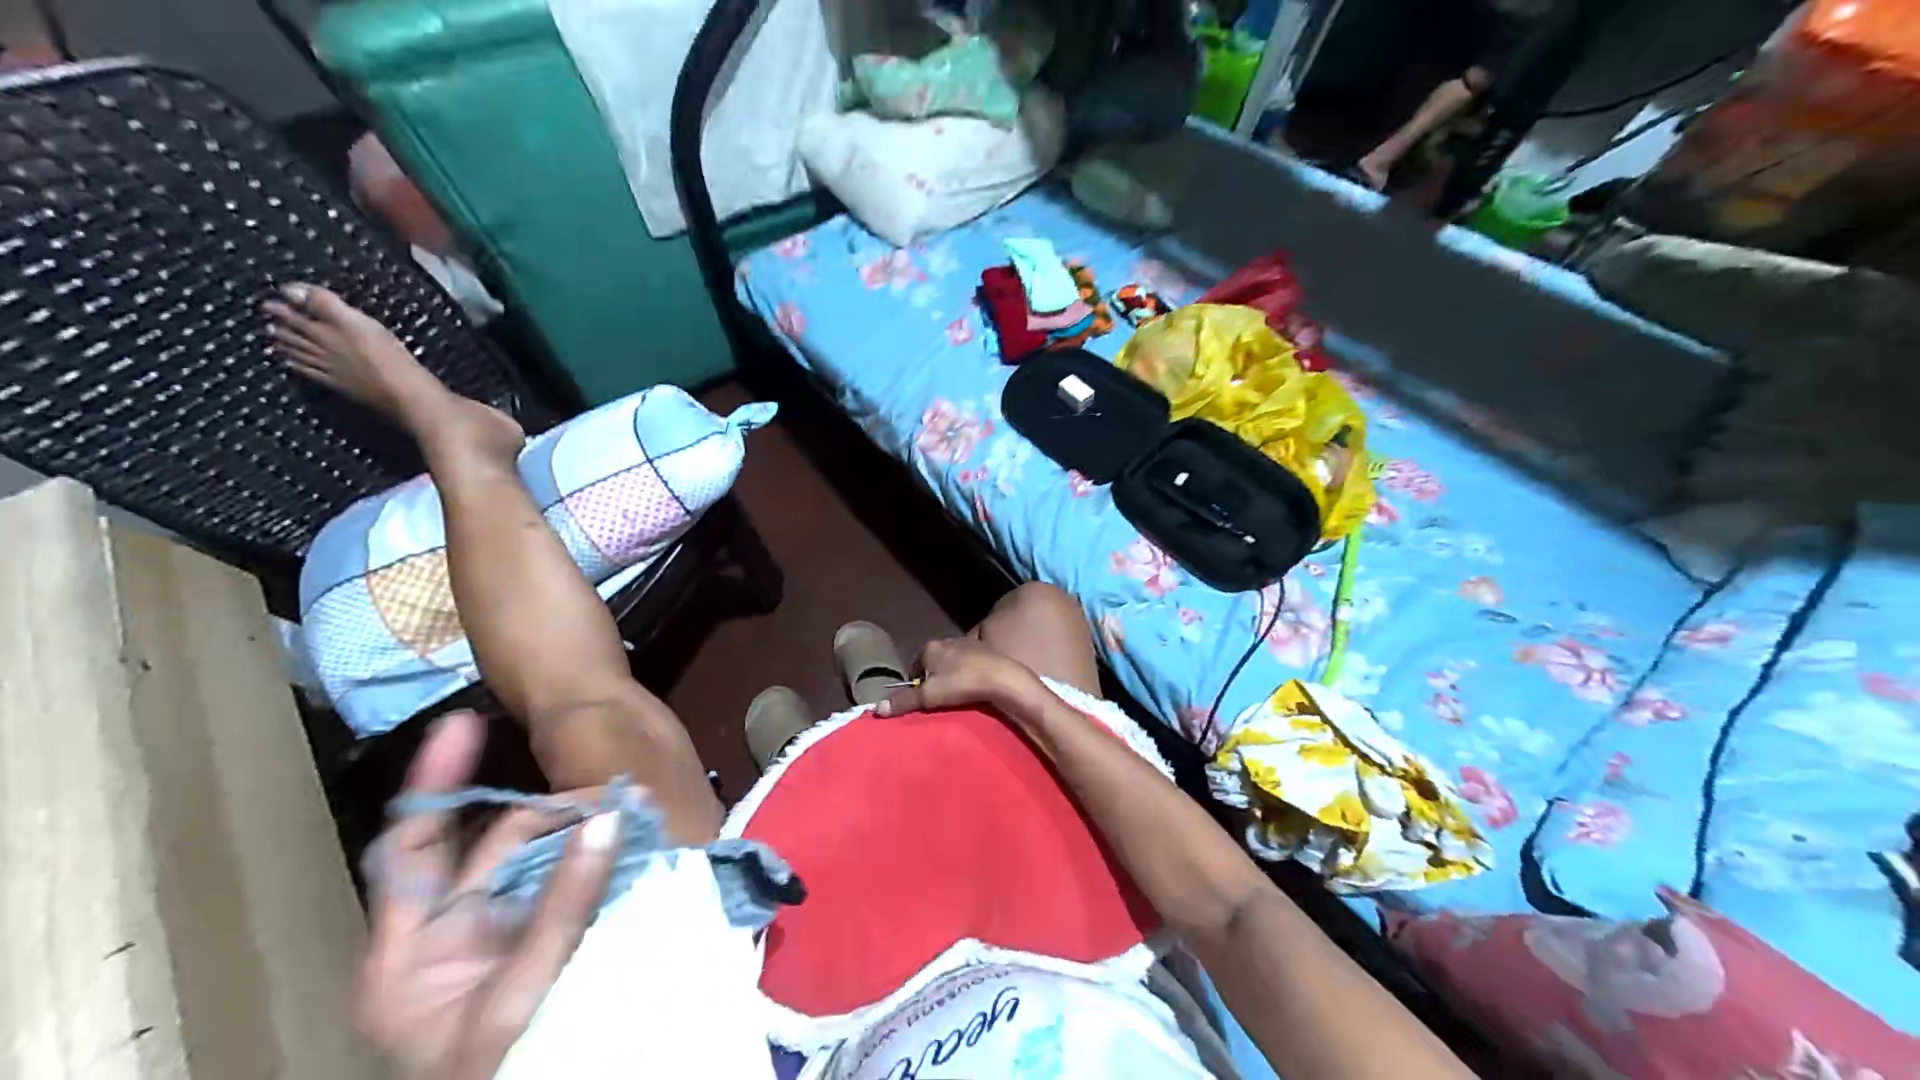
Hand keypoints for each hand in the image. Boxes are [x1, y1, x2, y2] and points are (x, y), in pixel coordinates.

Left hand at [357, 711, 620, 1078]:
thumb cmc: (506, 1067)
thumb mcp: (520, 995)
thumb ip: (563, 906)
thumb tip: (608, 814)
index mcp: (408, 951)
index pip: (412, 845)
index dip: (434, 781)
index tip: (465, 721)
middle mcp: (454, 926)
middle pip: (498, 842)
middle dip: (552, 814)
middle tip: (616, 795)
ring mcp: (504, 926)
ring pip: (543, 854)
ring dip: (584, 831)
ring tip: (632, 813)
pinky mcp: (548, 929)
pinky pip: (573, 875)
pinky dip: (599, 854)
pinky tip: (630, 837)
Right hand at [874, 636, 1046, 721]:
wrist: (1001, 678)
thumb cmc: (961, 684)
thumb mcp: (929, 696)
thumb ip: (904, 701)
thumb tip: (878, 708)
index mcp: (930, 648)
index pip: (914, 667)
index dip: (916, 685)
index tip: (923, 701)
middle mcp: (947, 640)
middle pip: (933, 663)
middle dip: (934, 679)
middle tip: (940, 700)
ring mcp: (968, 642)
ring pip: (952, 662)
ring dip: (952, 676)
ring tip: (957, 696)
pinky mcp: (985, 649)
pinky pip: (969, 663)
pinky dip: (967, 674)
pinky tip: (973, 687)